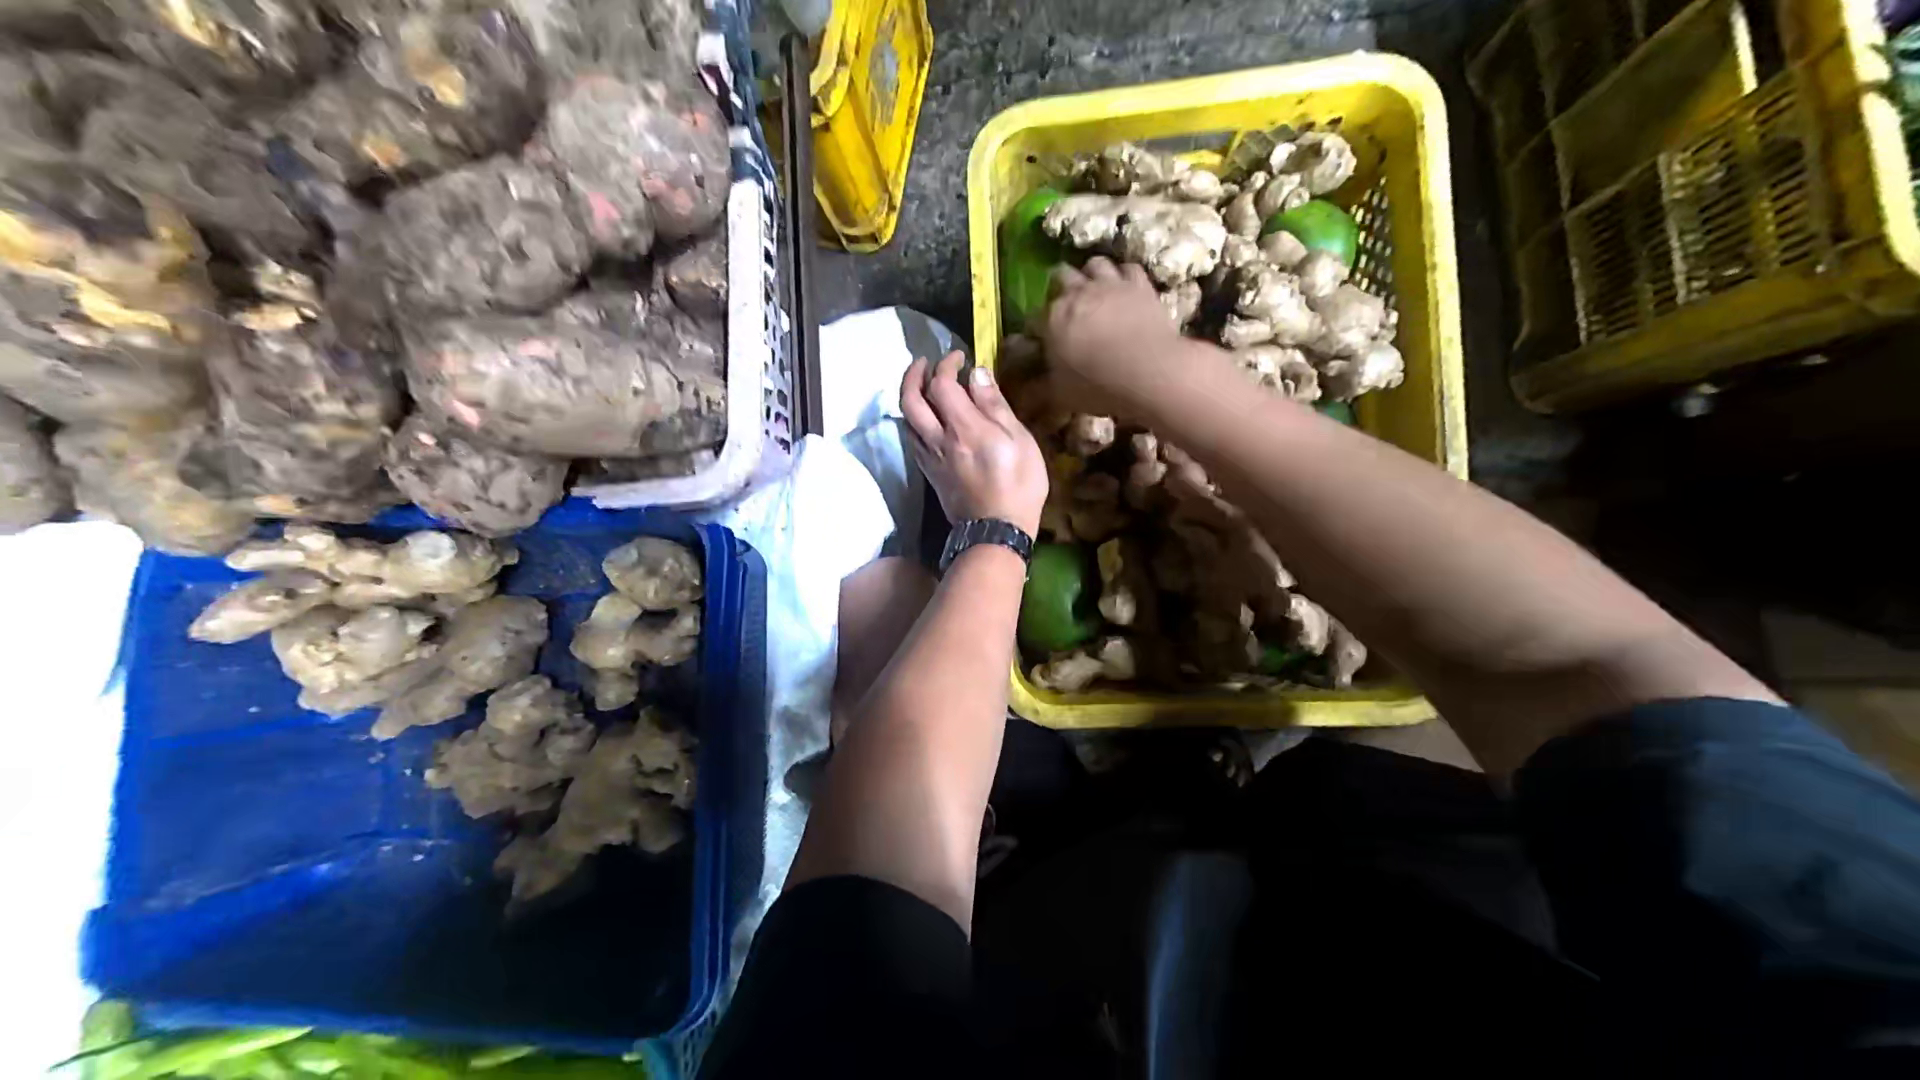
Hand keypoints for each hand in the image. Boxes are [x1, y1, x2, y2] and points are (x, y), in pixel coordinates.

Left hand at [901, 351, 1047, 536]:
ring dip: (910, 397)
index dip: (946, 364)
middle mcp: (938, 439)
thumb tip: (976, 373)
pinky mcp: (930, 473)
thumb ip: (994, 405)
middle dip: (914, 375)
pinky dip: (915, 421)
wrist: (996, 531)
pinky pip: (913, 439)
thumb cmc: (1018, 484)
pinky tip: (926, 419)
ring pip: (907, 420)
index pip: (941, 384)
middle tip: (926, 362)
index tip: (959, 356)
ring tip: (924, 386)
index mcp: (963, 427)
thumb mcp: (1019, 440)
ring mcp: (930, 458)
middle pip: (911, 400)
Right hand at [1036, 257, 1184, 412]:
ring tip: (1094, 288)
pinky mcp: (1140, 285)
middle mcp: (1077, 293)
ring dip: (1091, 273)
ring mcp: (1110, 284)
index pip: (1034, 317)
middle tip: (1066, 306)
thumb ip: (1039, 388)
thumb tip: (1027, 390)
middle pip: (1061, 276)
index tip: (1041, 341)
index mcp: (1052, 319)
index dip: (1036, 328)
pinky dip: (1124, 274)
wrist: (1149, 372)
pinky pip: (1129, 268)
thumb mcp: (1060, 395)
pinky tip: (1125, 286)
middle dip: (1059, 288)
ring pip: (1095, 264)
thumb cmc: (1098, 385)